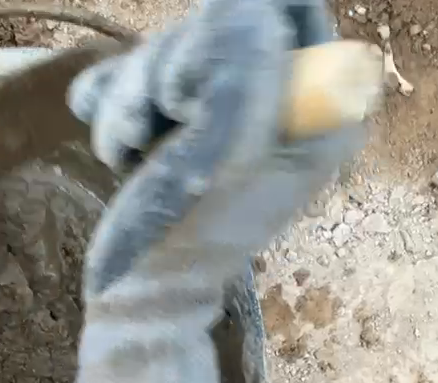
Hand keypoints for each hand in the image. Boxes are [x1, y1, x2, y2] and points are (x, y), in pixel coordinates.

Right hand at [65, 0, 359, 382]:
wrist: (140, 298)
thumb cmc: (184, 241)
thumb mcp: (228, 147)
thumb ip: (249, 60)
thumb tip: (240, 4)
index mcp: (324, 108)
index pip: (286, 9)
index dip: (228, 32)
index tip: (188, 92)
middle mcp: (283, 104)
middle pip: (220, 23)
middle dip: (166, 70)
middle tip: (147, 130)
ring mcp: (228, 116)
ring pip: (173, 50)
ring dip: (130, 96)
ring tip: (123, 153)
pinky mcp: (182, 131)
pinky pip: (142, 78)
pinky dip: (115, 104)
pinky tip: (113, 146)